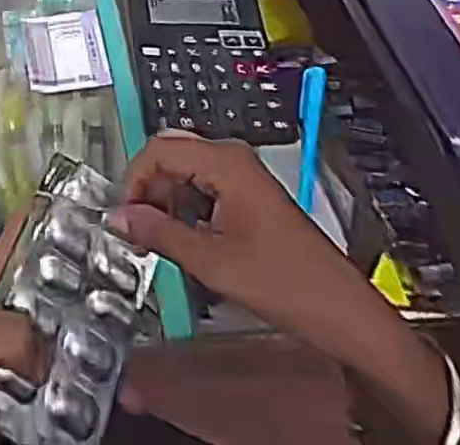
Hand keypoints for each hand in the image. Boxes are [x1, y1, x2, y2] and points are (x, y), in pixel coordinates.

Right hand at [113, 131, 450, 441]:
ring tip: (163, 233)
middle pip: (169, 152)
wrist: (339, 308)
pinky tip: (186, 234)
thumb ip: (158, 232)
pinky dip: (184, 202)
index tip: (125, 212)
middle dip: (148, 185)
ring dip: (165, 195)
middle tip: (138, 222)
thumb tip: (120, 217)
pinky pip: (201, 180)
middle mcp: (234, 158)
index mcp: (226, 163)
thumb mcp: (210, 260)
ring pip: (183, 166)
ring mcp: (242, 173)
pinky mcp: (247, 191)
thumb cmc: (289, 282)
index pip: (158, 150)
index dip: (134, 180)